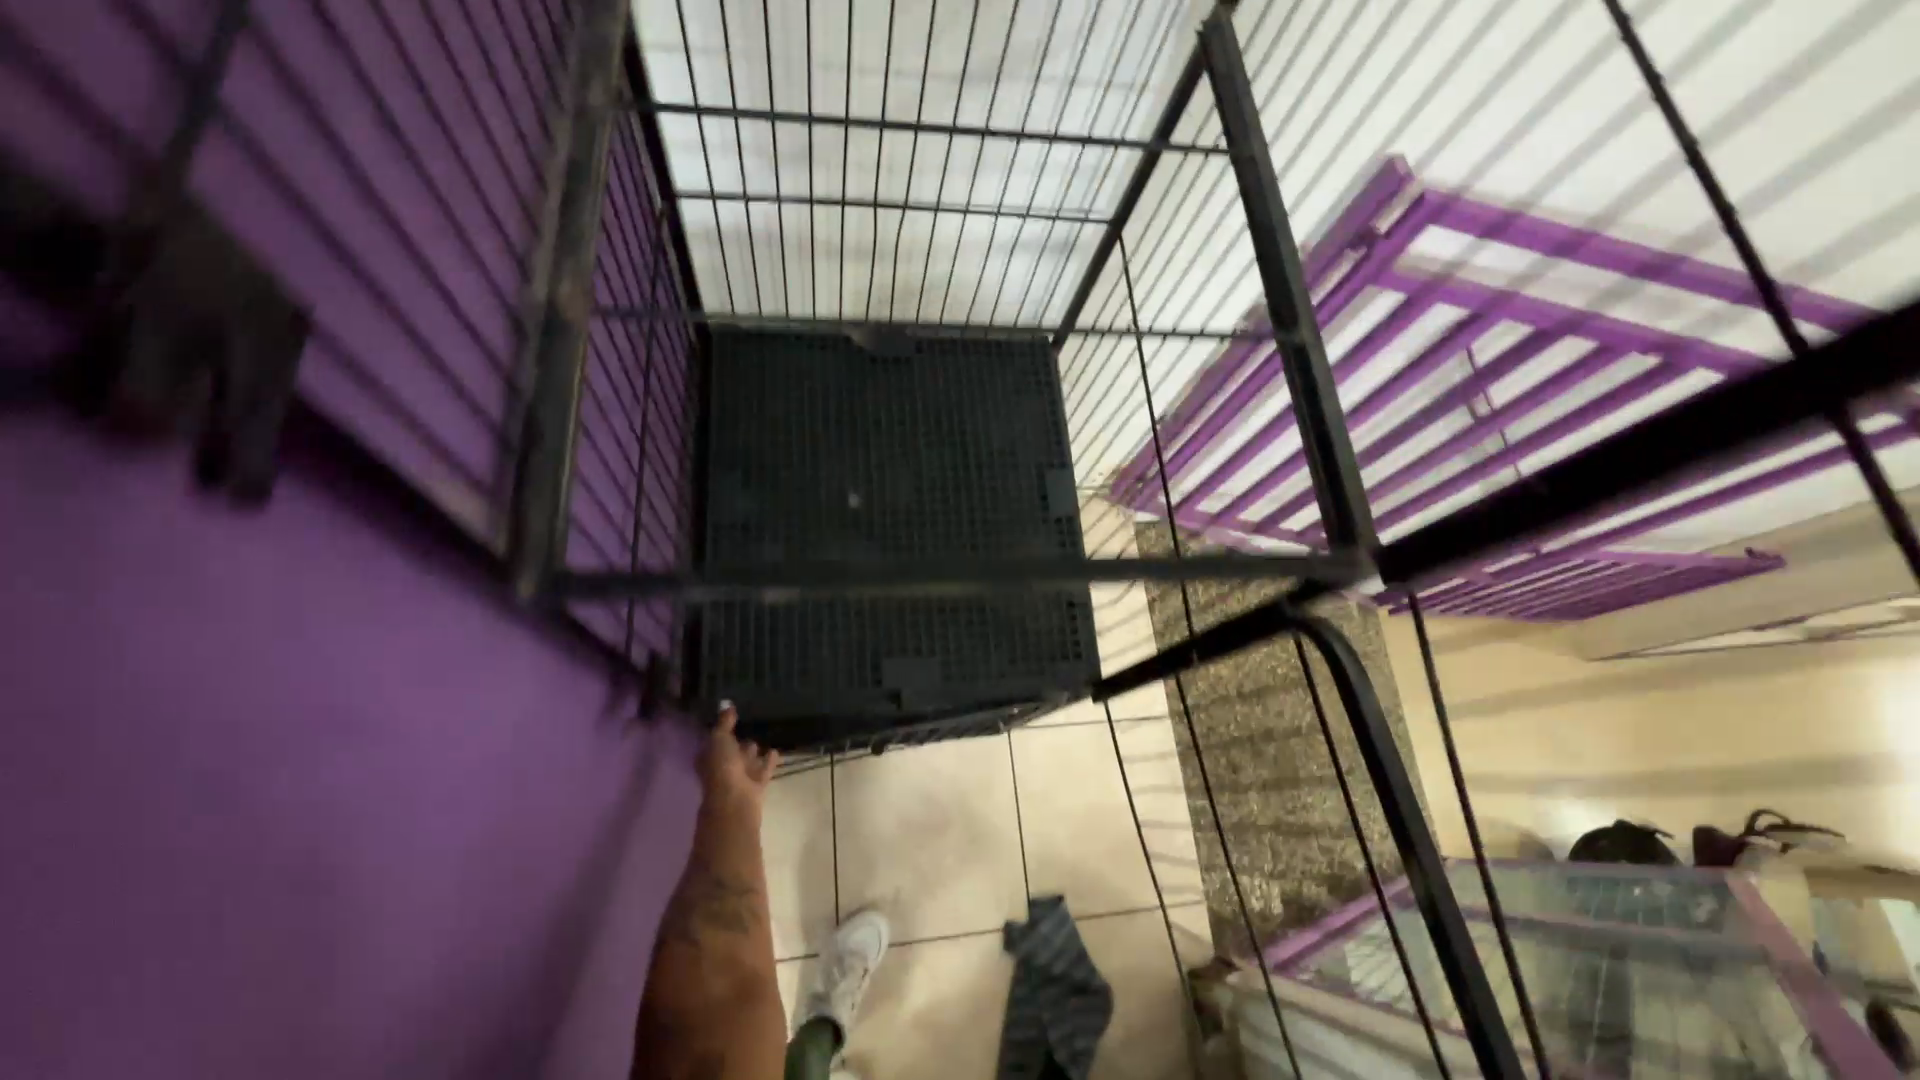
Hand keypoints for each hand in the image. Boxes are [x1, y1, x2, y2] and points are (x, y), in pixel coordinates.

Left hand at [700, 703, 778, 816]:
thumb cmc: (721, 766)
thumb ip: (724, 722)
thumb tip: (727, 705)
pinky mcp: (755, 787)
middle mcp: (721, 769)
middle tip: (749, 727)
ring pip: (747, 763)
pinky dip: (768, 762)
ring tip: (763, 738)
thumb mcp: (719, 738)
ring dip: (753, 753)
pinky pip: (763, 770)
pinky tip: (776, 751)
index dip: (720, 731)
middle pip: (730, 754)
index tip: (731, 718)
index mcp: (708, 758)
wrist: (735, 799)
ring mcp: (739, 779)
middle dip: (737, 743)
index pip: (714, 742)